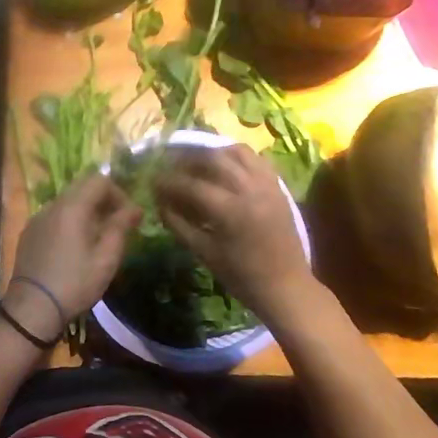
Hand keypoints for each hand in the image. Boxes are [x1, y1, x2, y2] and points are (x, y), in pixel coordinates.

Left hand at [7, 174, 142, 339]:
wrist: (32, 308)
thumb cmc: (75, 283)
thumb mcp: (106, 258)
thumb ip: (120, 227)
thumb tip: (135, 209)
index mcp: (72, 207)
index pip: (99, 180)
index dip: (119, 193)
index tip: (128, 217)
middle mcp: (52, 205)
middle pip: (81, 187)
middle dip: (103, 200)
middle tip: (116, 225)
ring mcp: (37, 218)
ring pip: (67, 202)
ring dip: (86, 211)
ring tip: (97, 238)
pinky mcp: (29, 233)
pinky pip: (54, 216)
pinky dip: (69, 221)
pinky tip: (74, 247)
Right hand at [154, 145, 312, 315]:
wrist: (285, 286)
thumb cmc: (241, 276)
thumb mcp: (203, 252)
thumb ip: (178, 224)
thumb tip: (160, 203)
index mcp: (228, 209)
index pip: (190, 185)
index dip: (168, 182)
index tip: (153, 182)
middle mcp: (248, 188)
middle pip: (212, 158)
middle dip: (187, 160)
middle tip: (173, 168)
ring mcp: (266, 184)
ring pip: (236, 151)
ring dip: (213, 153)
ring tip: (198, 162)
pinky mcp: (278, 186)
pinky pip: (256, 159)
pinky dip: (237, 157)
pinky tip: (225, 167)